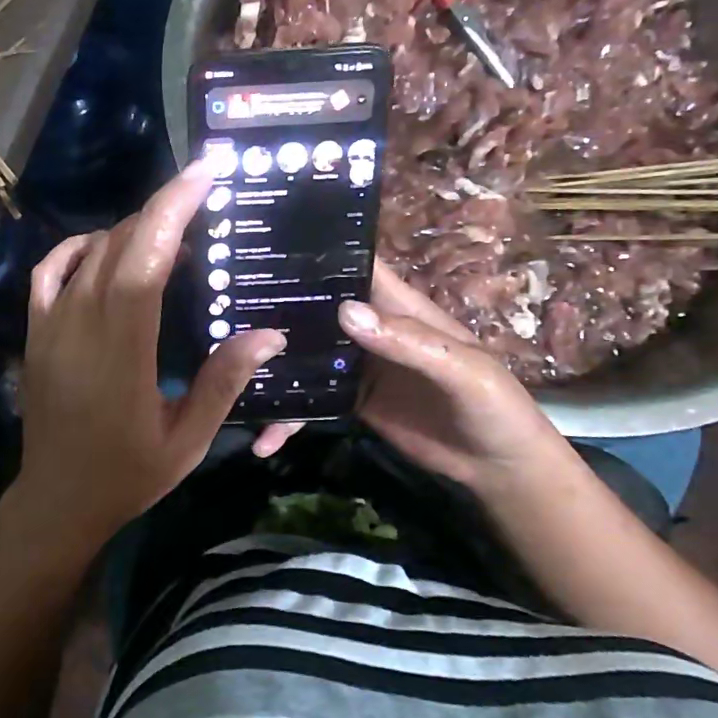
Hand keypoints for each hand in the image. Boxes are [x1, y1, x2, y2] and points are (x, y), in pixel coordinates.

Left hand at [0, 162, 286, 566]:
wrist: (57, 497)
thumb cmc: (126, 474)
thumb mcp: (187, 440)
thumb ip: (223, 383)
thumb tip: (268, 333)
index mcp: (122, 351)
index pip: (144, 261)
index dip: (172, 209)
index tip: (205, 171)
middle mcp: (80, 326)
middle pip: (118, 245)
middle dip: (162, 207)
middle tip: (204, 189)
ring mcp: (50, 327)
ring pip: (87, 254)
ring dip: (128, 230)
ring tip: (170, 229)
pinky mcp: (35, 333)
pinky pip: (48, 273)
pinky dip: (76, 249)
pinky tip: (103, 247)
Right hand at [253, 263, 574, 491]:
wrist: (497, 468)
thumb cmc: (494, 407)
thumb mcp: (462, 371)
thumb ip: (409, 342)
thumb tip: (344, 312)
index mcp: (396, 307)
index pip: (352, 266)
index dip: (314, 253)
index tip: (262, 248)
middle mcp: (367, 329)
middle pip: (313, 308)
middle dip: (272, 306)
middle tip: (220, 308)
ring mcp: (352, 365)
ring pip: (301, 354)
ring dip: (268, 362)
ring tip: (225, 370)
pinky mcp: (345, 400)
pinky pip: (306, 402)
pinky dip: (285, 418)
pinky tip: (261, 437)